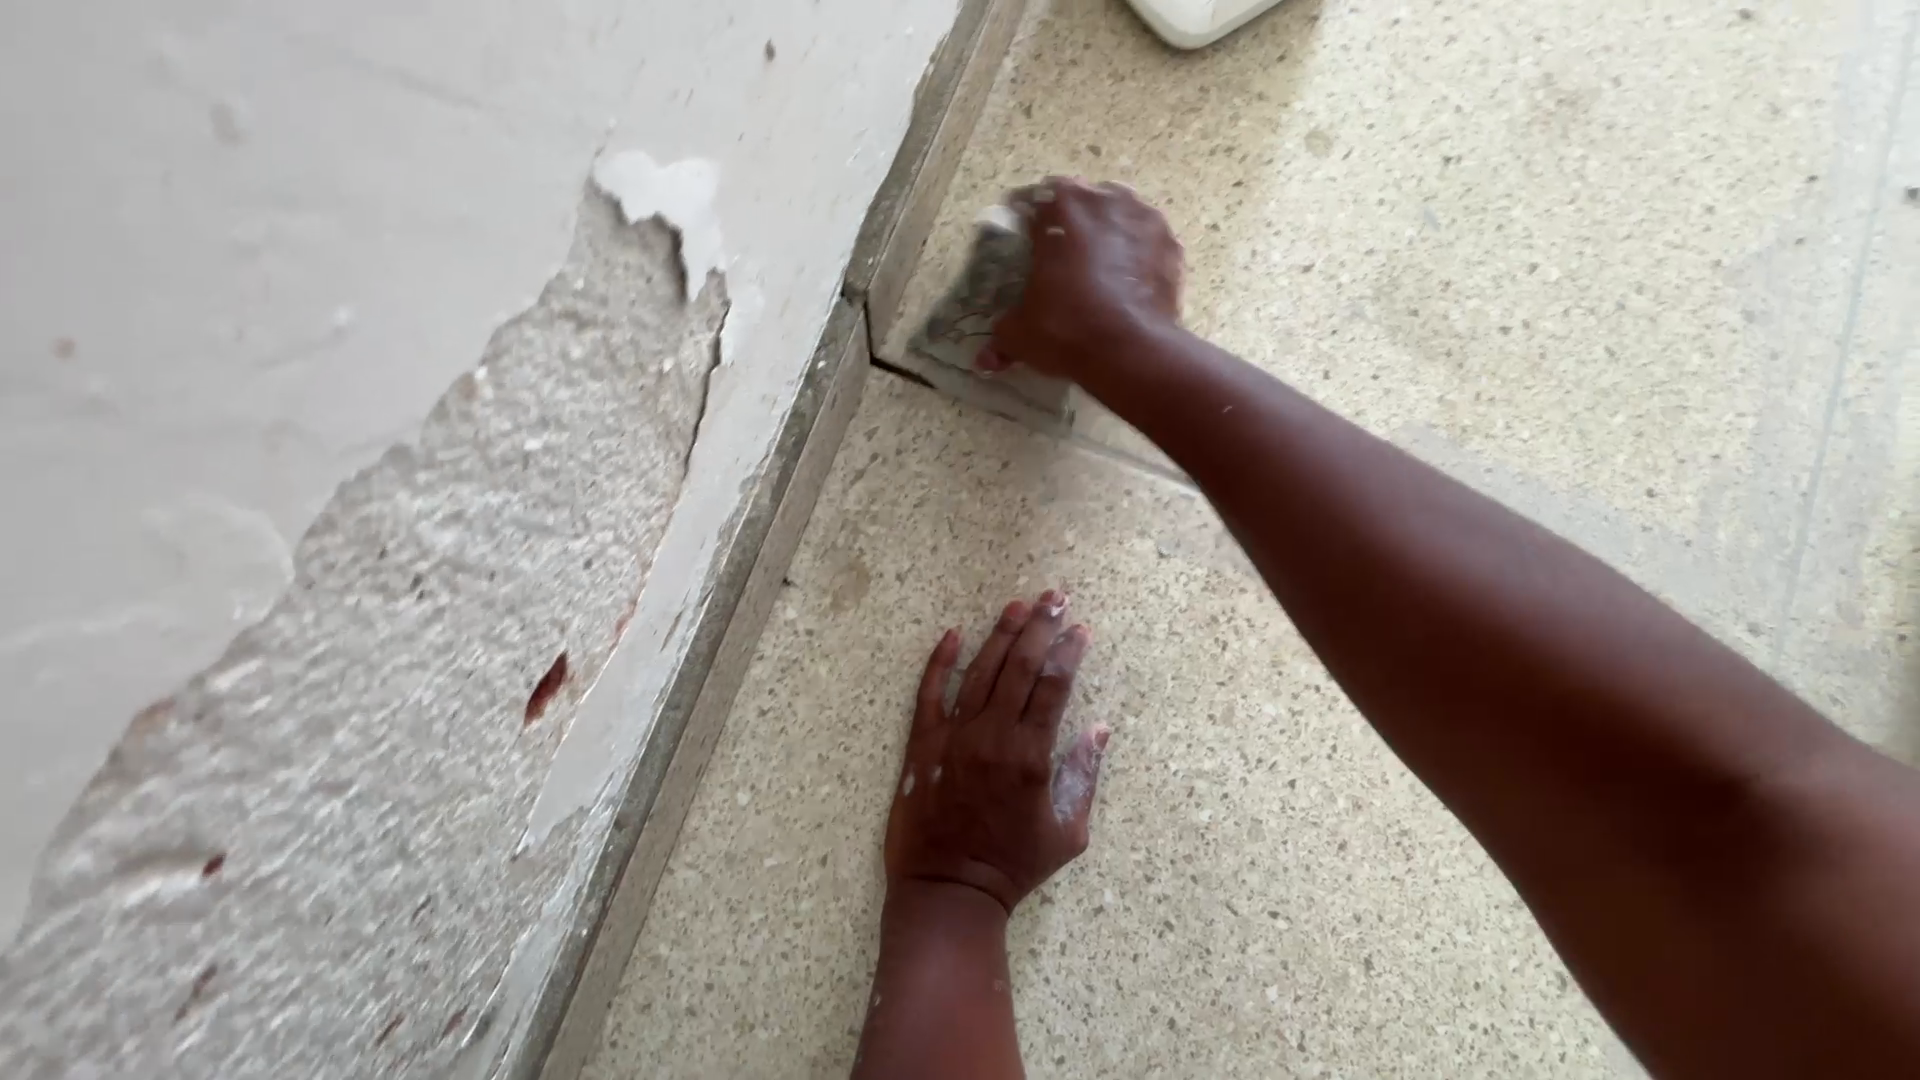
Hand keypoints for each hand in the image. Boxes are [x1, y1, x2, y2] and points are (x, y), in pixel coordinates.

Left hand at [884, 590, 1111, 912]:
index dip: (1069, 652)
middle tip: (1054, 597)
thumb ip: (1085, 776)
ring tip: (1017, 605)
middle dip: (1040, 628)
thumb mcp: (1068, 832)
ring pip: (980, 671)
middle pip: (1020, 667)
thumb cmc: (1013, 866)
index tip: (1080, 628)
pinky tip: (952, 633)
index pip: (1054, 686)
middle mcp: (992, 735)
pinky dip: (940, 661)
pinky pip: (929, 692)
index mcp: (1031, 755)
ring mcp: (954, 736)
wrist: (948, 890)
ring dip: (1000, 634)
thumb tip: (1100, 728)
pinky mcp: (923, 744)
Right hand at [978, 177, 1184, 381]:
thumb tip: (985, 360)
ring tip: (1099, 259)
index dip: (1026, 215)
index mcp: (1060, 208)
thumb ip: (1003, 338)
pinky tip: (1129, 278)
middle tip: (1061, 246)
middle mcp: (1104, 201)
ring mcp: (1144, 219)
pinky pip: (1148, 241)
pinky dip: (1137, 253)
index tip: (1022, 229)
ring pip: (1121, 213)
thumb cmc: (1066, 328)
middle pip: (1082, 199)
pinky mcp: (1171, 246)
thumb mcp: (1021, 334)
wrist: (1130, 349)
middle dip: (1071, 218)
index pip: (1035, 199)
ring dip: (1108, 229)